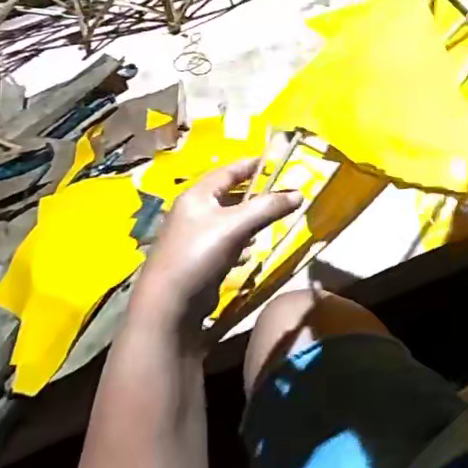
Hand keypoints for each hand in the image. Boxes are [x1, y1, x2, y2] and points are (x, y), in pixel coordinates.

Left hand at [129, 157, 301, 339]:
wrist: (168, 306)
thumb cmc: (200, 254)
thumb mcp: (238, 226)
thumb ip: (269, 207)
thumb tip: (299, 193)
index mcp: (196, 197)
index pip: (227, 171)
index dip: (250, 165)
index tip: (274, 161)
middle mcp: (191, 212)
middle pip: (228, 195)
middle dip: (255, 195)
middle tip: (280, 194)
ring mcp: (192, 237)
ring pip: (228, 220)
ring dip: (250, 220)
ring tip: (270, 223)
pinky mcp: (196, 259)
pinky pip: (225, 241)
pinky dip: (241, 241)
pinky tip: (249, 251)